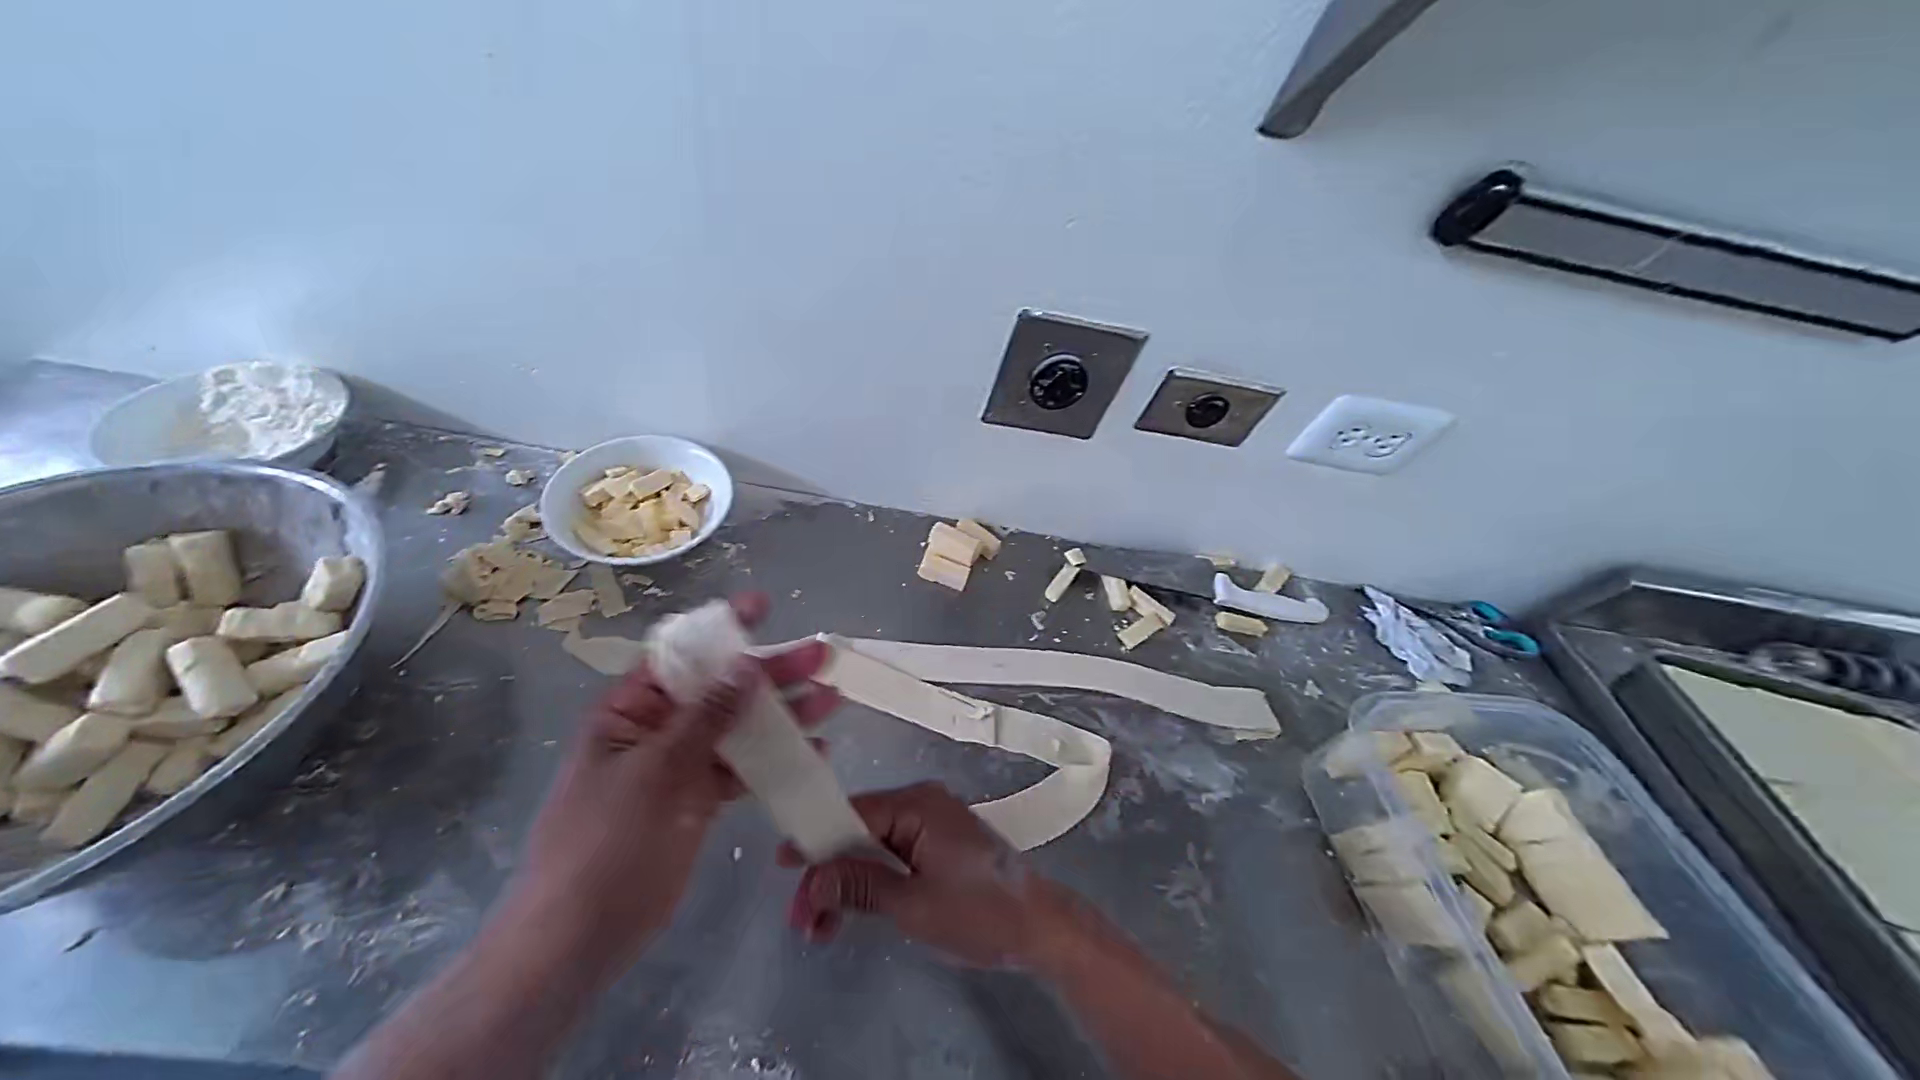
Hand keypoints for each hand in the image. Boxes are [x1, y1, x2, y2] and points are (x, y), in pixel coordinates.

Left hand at [508, 592, 839, 967]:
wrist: (577, 939)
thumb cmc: (604, 845)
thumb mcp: (655, 772)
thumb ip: (706, 718)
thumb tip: (745, 665)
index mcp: (630, 711)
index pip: (681, 656)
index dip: (722, 629)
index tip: (763, 606)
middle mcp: (657, 730)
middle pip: (721, 690)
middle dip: (771, 672)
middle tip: (820, 656)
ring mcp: (681, 767)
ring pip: (739, 728)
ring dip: (784, 714)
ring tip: (831, 698)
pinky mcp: (699, 801)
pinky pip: (742, 769)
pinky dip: (776, 759)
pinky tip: (814, 750)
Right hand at [781, 781, 1071, 968]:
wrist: (1041, 926)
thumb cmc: (980, 912)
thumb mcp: (914, 904)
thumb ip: (861, 886)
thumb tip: (814, 879)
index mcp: (918, 805)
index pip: (853, 812)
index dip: (815, 839)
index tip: (783, 865)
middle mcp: (922, 803)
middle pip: (859, 829)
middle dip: (829, 872)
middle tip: (805, 919)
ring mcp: (931, 821)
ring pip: (873, 844)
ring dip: (847, 882)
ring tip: (823, 928)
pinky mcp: (938, 842)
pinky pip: (893, 852)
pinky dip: (872, 879)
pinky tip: (853, 910)